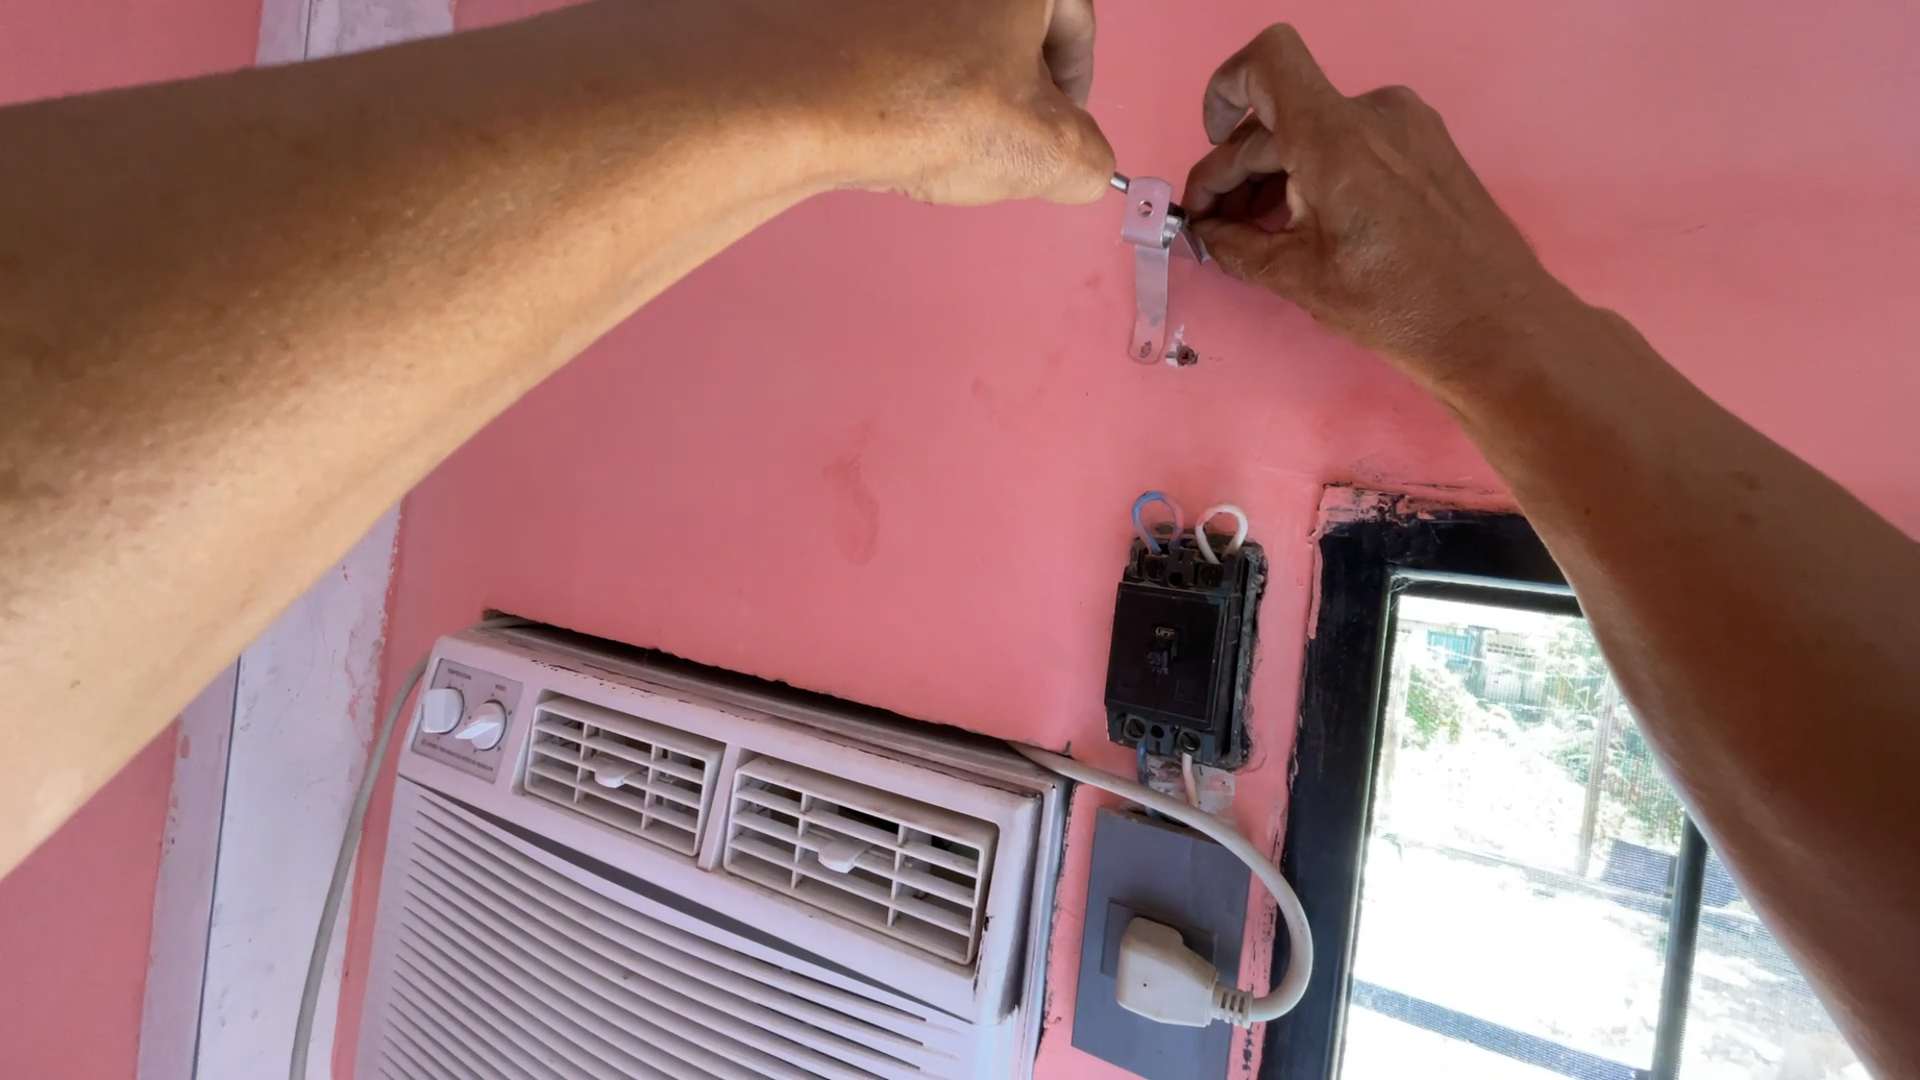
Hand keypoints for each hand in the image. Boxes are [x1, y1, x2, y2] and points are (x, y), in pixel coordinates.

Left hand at [767, 0, 1115, 205]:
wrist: (801, 97)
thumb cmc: (922, 106)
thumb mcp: (1047, 154)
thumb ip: (1090, 163)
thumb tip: (1084, 168)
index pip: (1075, 21)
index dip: (1075, 92)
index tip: (1059, 135)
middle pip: (1010, 32)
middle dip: (1011, 98)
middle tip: (996, 149)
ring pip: (952, 43)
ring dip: (959, 99)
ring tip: (937, 144)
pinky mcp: (848, 9)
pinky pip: (898, 47)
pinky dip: (907, 90)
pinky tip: (895, 128)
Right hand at [1184, 25, 1570, 383]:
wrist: (1489, 320)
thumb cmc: (1391, 304)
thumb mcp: (1294, 278)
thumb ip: (1234, 245)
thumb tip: (1203, 231)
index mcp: (1335, 139)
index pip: (1266, 62)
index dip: (1224, 92)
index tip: (1213, 148)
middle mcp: (1371, 113)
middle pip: (1277, 119)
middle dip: (1231, 170)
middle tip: (1210, 227)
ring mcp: (1402, 125)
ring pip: (1308, 133)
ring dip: (1266, 177)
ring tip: (1249, 235)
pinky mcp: (1419, 145)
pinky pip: (1343, 144)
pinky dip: (1305, 176)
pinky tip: (1295, 225)